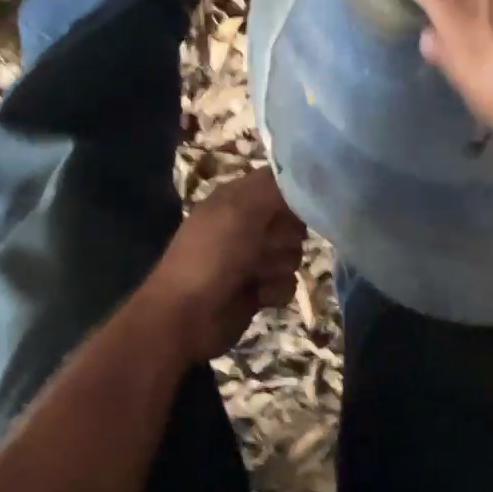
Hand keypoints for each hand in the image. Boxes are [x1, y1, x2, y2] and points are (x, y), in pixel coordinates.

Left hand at [143, 170, 306, 360]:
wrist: (185, 319)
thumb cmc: (210, 256)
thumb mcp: (240, 210)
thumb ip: (275, 187)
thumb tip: (308, 173)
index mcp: (237, 197)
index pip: (281, 182)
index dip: (293, 193)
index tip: (297, 206)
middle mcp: (247, 223)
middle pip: (294, 220)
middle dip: (285, 235)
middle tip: (261, 245)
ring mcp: (254, 257)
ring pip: (295, 252)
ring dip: (277, 265)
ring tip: (253, 274)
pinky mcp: (261, 287)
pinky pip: (289, 282)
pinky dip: (275, 289)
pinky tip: (257, 295)